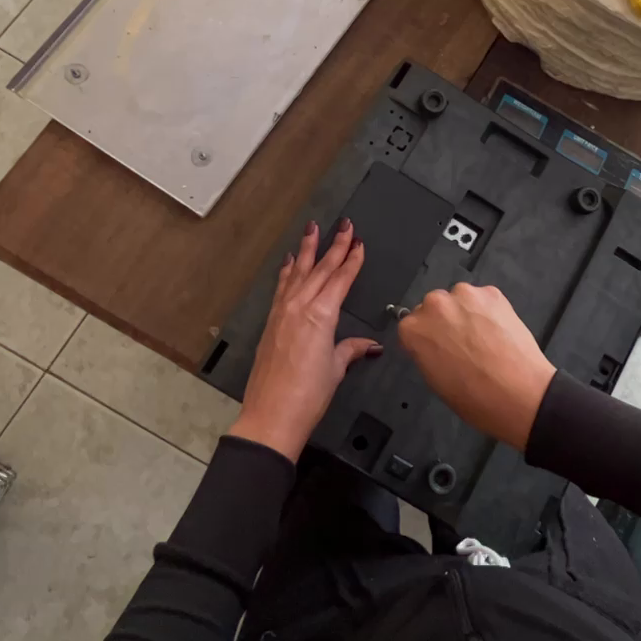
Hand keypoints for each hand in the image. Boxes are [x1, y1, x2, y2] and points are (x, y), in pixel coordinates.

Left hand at [227, 219, 378, 461]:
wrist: (272, 416)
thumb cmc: (306, 396)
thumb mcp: (336, 369)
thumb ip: (350, 350)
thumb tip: (368, 345)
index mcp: (321, 316)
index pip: (341, 279)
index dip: (351, 259)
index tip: (358, 242)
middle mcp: (300, 307)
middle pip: (321, 269)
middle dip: (334, 245)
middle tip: (344, 224)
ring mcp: (283, 313)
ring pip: (300, 272)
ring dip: (308, 249)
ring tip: (313, 229)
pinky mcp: (272, 323)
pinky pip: (283, 287)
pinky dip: (289, 271)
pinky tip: (291, 261)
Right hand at [398, 283, 555, 451]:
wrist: (520, 394)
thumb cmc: (475, 397)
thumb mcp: (435, 381)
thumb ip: (426, 351)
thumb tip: (432, 342)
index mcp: (414, 329)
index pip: (411, 326)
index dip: (425, 338)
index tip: (436, 348)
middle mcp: (435, 304)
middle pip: (433, 307)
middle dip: (444, 321)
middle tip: (461, 344)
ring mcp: (464, 294)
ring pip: (459, 299)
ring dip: (466, 312)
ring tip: (482, 338)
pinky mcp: (492, 292)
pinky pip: (483, 298)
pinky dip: (487, 310)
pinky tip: (497, 331)